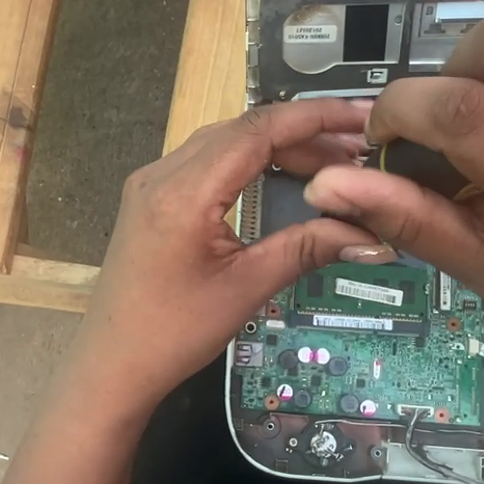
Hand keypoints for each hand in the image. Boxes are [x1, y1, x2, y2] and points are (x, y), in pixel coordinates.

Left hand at [72, 100, 387, 404]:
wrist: (112, 366)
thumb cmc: (173, 334)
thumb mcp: (245, 289)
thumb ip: (306, 249)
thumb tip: (371, 236)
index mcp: (183, 192)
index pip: (257, 130)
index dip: (314, 118)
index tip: (361, 118)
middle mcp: (161, 173)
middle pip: (242, 130)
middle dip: (303, 134)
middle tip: (356, 153)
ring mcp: (151, 183)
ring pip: (224, 142)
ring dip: (277, 146)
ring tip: (330, 165)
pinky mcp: (151, 198)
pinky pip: (207, 161)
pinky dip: (249, 161)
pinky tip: (282, 175)